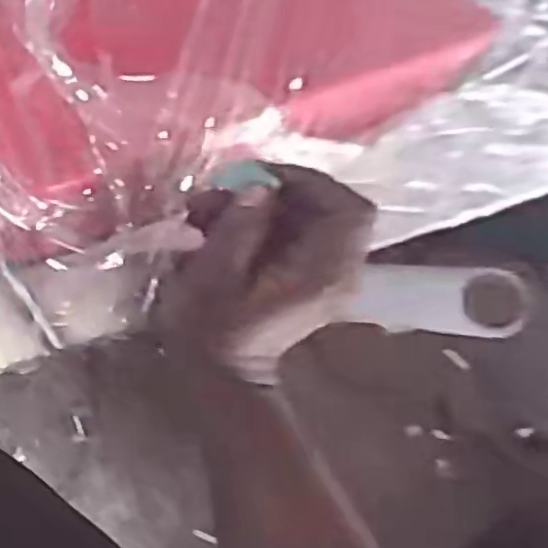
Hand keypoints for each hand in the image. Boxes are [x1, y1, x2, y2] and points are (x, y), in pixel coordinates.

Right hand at [154, 164, 375, 384]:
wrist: (216, 373)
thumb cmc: (208, 327)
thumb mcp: (212, 276)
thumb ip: (237, 230)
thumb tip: (254, 187)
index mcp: (325, 271)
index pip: (346, 209)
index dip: (306, 182)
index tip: (253, 174)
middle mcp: (338, 269)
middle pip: (324, 212)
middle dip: (270, 194)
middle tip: (214, 195)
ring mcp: (322, 276)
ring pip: (303, 223)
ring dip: (256, 209)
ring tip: (202, 212)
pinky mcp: (301, 279)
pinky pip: (290, 238)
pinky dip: (255, 225)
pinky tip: (215, 229)